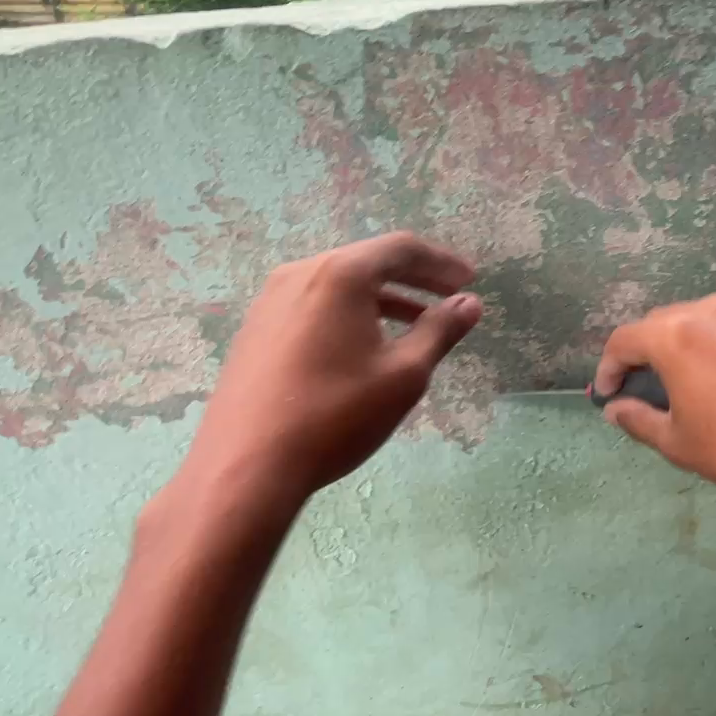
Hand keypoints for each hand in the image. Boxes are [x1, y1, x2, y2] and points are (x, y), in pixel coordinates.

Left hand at [175, 232, 481, 510]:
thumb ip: (440, 331)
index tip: (469, 281)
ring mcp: (270, 302)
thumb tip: (469, 304)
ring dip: (382, 298)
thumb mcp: (403, 375)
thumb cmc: (336, 415)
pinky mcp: (255, 331)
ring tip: (415, 324)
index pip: (401, 249)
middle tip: (448, 297)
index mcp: (339, 275)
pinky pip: (314, 306)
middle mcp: (300, 274)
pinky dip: (349, 314)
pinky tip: (363, 347)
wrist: (245, 467)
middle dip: (413, 278)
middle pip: (367, 261)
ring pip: (338, 285)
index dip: (441, 263)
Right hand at [595, 294, 715, 521]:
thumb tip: (614, 408)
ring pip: (715, 320)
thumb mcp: (677, 443)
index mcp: (677, 335)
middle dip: (653, 351)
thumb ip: (637, 419)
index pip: (625, 339)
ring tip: (709, 380)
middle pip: (668, 322)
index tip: (610, 391)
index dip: (610, 366)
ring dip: (702, 344)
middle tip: (652, 385)